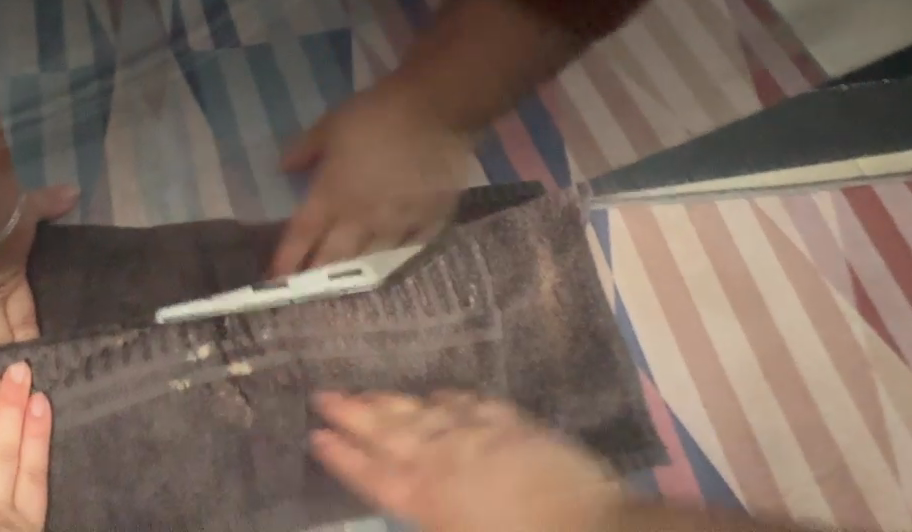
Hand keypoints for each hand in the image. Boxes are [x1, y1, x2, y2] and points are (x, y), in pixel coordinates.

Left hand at [271, 74, 472, 275]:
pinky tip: (389, 268)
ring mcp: (397, 224)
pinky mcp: (429, 222)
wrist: (433, 111)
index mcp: (331, 194)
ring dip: (353, 274)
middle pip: (334, 256)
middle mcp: (361, 218)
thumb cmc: (373, 115)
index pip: (302, 234)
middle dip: (317, 276)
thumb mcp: (328, 127)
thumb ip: (304, 152)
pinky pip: (407, 250)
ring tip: (343, 290)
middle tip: (306, 294)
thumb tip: (282, 169)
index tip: (274, 280)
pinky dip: (393, 260)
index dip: (287, 258)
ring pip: (370, 259)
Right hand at [311, 391, 622, 531]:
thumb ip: (434, 518)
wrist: (595, 529)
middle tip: (321, 395)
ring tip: (362, 393)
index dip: (342, 457)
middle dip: (350, 415)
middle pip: (385, 433)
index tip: (315, 436)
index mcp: (426, 500)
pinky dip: (441, 399)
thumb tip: (414, 504)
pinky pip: (461, 403)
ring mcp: (470, 435)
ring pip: (417, 412)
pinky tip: (431, 395)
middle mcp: (438, 461)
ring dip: (386, 403)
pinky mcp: (504, 421)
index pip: (372, 475)